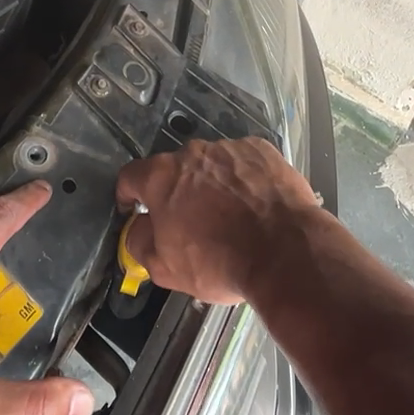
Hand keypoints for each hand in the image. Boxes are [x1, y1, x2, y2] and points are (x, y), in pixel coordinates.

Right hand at [115, 138, 323, 304]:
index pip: (131, 176)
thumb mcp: (164, 267)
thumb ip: (139, 242)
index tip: (135, 210)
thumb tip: (137, 228)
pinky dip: (244, 178)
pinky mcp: (262, 150)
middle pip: (176, 169)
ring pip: (212, 164)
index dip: (129, 195)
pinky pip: (243, 162)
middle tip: (191, 222)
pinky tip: (255, 203)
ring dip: (213, 184)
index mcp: (162, 176)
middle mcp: (194, 152)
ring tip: (231, 215)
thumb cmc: (218, 261)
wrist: (284, 251)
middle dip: (179, 192)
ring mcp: (230, 147)